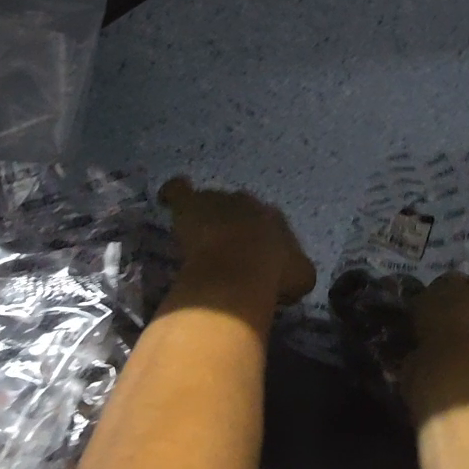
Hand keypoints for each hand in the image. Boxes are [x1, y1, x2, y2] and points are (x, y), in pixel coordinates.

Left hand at [159, 178, 316, 303]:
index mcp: (274, 218)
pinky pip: (177, 190)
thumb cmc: (272, 275)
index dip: (259, 241)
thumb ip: (295, 269)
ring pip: (210, 201)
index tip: (254, 259)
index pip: (267, 223)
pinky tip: (168, 199)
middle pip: (239, 208)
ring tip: (199, 236)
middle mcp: (248, 202)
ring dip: (206, 216)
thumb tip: (291, 273)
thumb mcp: (300, 278)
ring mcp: (217, 199)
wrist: (240, 269)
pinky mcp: (190, 203)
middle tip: (227, 251)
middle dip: (234, 224)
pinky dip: (174, 192)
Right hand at [402, 272, 468, 416]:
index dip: (457, 286)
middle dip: (448, 316)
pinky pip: (448, 368)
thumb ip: (448, 283)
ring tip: (413, 332)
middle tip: (422, 311)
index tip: (432, 288)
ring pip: (459, 346)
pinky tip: (414, 353)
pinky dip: (432, 361)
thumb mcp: (448, 285)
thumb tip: (444, 291)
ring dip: (439, 340)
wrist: (450, 380)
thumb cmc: (457, 324)